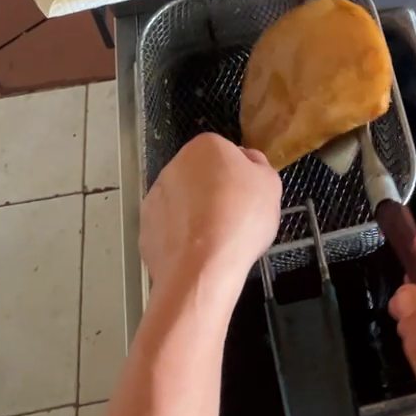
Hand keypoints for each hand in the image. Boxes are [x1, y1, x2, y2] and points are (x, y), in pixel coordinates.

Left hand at [140, 133, 280, 297]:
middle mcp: (174, 165)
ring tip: (217, 241)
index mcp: (206, 146)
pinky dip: (181, 239)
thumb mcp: (270, 185)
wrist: (203, 268)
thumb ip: (259, 166)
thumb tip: (248, 162)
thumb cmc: (241, 218)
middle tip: (236, 218)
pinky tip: (197, 255)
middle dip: (216, 193)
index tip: (249, 197)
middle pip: (202, 177)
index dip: (241, 177)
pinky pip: (170, 229)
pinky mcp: (145, 229)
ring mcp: (155, 197)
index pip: (227, 154)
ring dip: (196, 215)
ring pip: (184, 203)